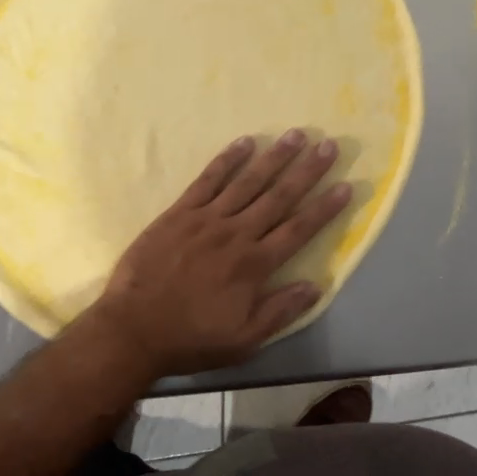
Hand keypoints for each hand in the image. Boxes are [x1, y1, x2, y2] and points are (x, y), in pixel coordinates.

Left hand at [74, 130, 352, 378]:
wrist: (131, 331)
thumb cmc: (190, 338)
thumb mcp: (243, 341)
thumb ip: (280, 312)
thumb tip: (315, 285)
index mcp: (254, 265)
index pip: (298, 229)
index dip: (324, 208)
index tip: (345, 186)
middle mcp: (237, 235)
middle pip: (279, 196)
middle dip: (307, 170)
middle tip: (328, 145)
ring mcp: (208, 220)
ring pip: (248, 181)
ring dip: (274, 157)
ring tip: (296, 135)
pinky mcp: (180, 213)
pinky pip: (208, 180)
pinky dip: (227, 160)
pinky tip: (245, 142)